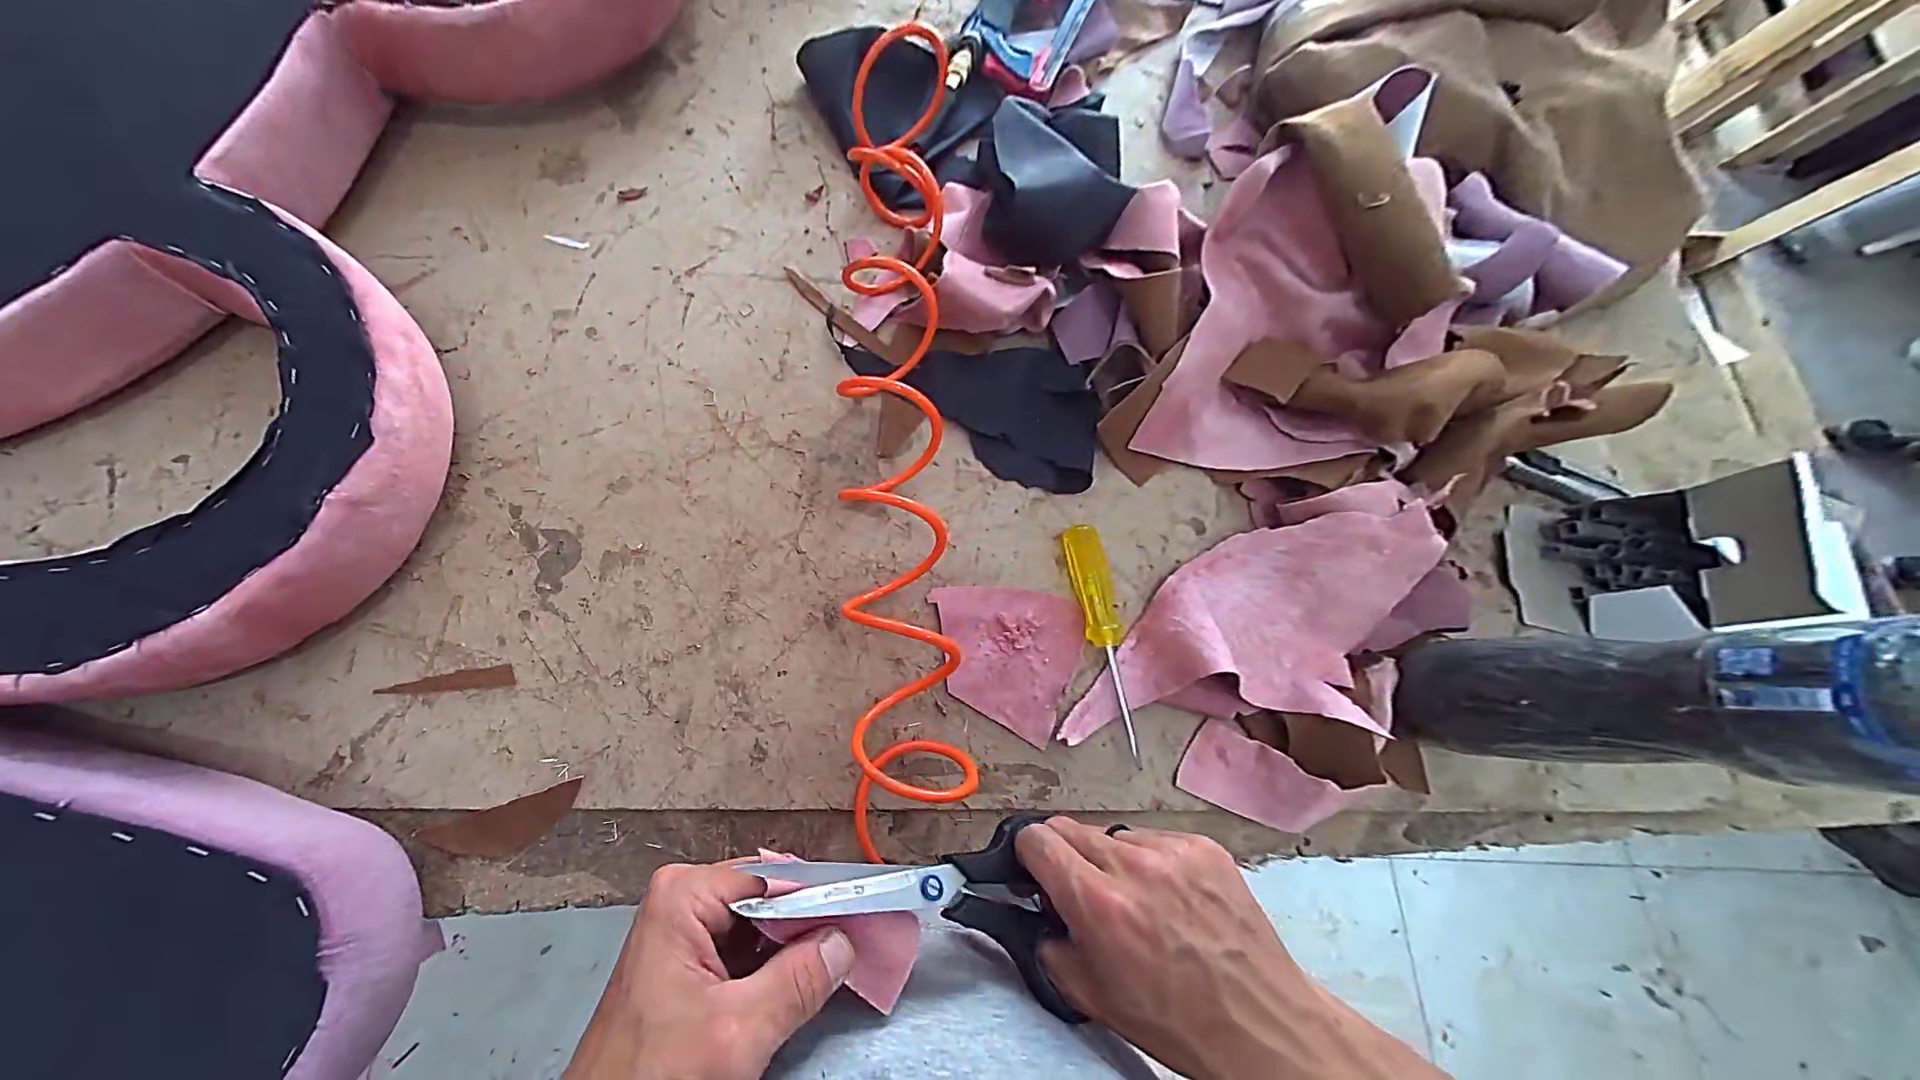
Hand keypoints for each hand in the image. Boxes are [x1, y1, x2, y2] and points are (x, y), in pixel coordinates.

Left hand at [564, 860, 855, 1079]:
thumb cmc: (651, 1077)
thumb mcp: (736, 1031)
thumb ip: (796, 981)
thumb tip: (842, 943)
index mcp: (684, 894)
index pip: (773, 878)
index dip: (817, 898)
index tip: (857, 914)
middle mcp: (683, 898)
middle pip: (768, 896)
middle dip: (805, 923)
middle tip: (848, 944)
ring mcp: (684, 927)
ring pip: (761, 922)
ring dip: (792, 945)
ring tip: (829, 961)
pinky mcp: (689, 957)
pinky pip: (746, 945)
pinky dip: (773, 963)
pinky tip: (797, 978)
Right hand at [1017, 818, 1444, 1079]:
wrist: (1259, 1022)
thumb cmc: (1179, 1020)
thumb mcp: (1091, 995)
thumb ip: (1048, 941)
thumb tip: (1033, 906)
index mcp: (1101, 905)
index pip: (1037, 839)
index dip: (1027, 853)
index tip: (1030, 864)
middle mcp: (1135, 866)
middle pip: (1069, 827)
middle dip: (1062, 853)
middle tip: (1077, 884)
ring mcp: (1173, 851)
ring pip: (1112, 833)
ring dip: (1110, 858)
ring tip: (1134, 897)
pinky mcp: (1203, 845)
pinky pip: (1154, 837)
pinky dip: (1150, 859)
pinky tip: (1168, 894)